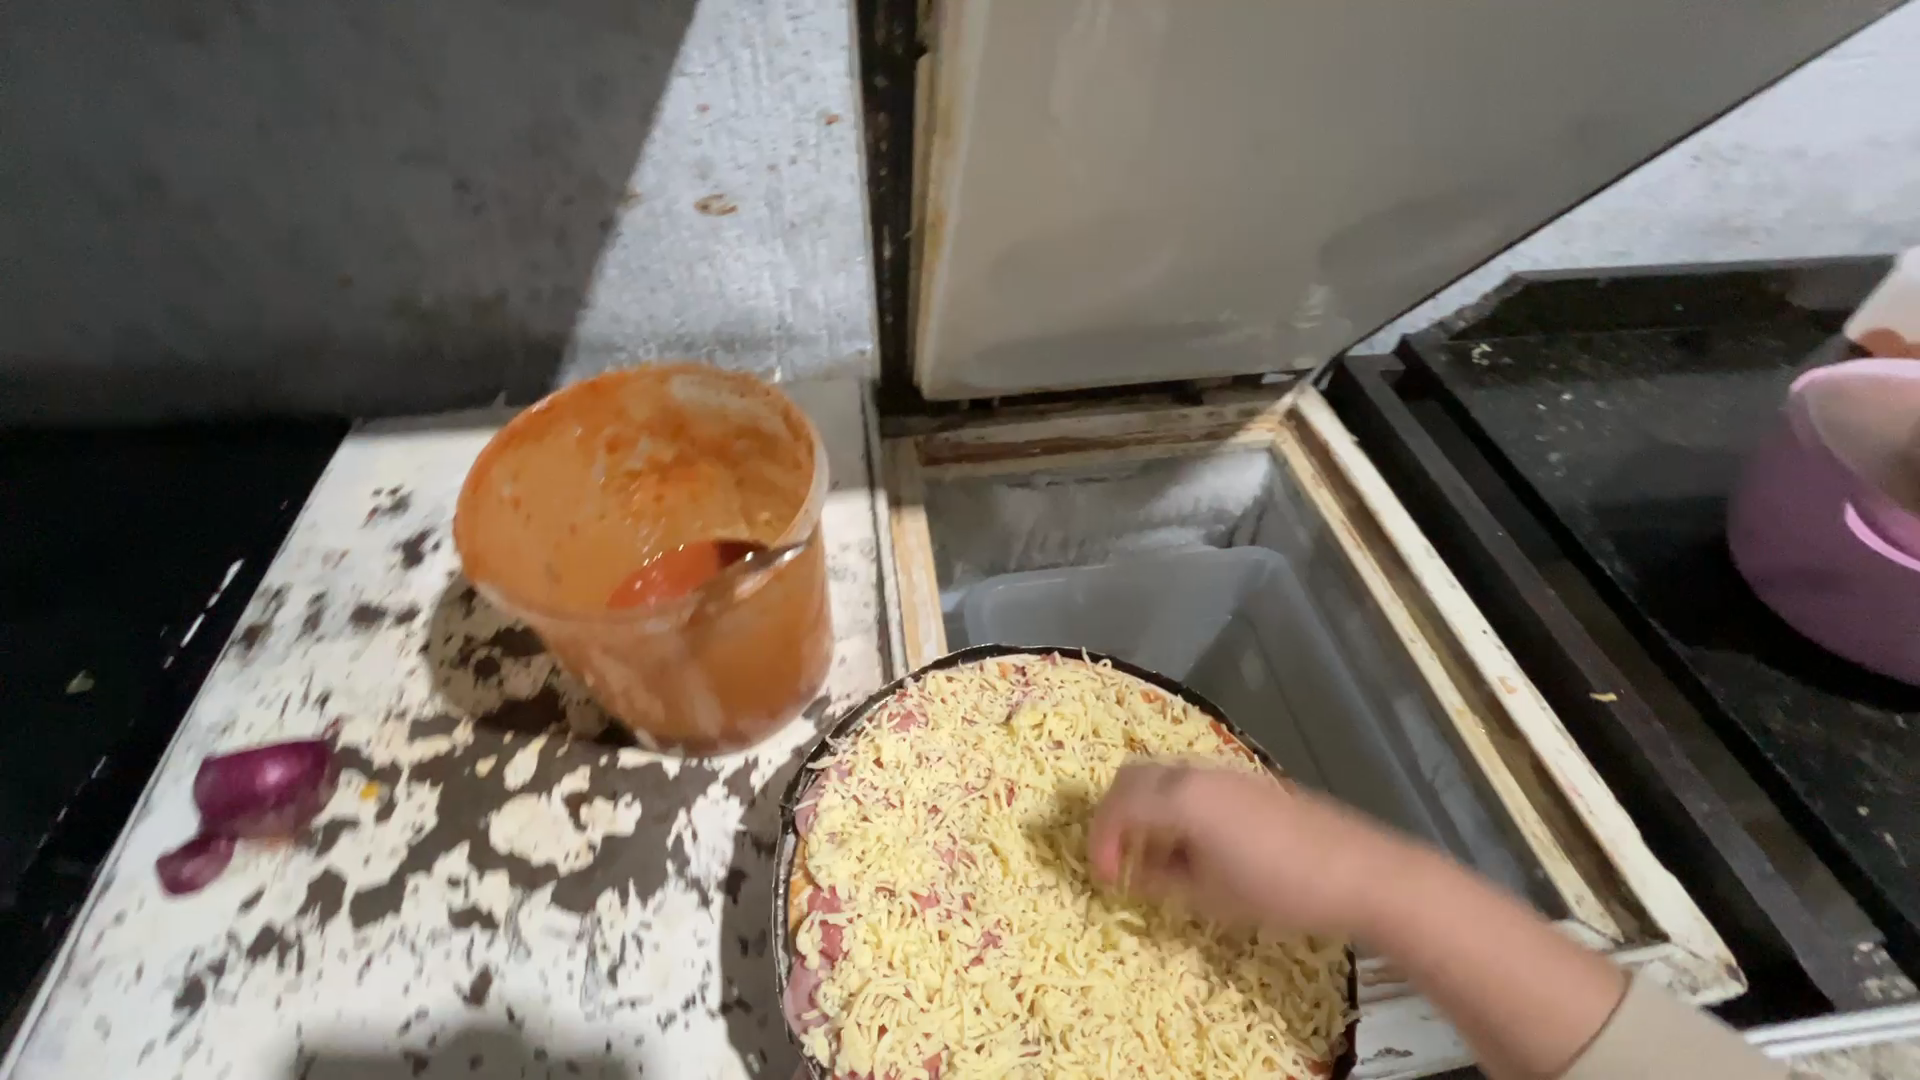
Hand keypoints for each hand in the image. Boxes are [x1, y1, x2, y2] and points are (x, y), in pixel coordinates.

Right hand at [1086, 762, 1420, 935]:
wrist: (1360, 871)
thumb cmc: (1280, 888)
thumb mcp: (1211, 895)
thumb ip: (1161, 878)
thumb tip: (1133, 872)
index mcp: (1180, 798)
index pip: (1117, 805)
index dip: (1101, 840)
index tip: (1106, 877)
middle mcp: (1194, 773)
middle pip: (1131, 777)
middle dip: (1114, 815)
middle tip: (1118, 858)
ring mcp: (1222, 772)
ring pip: (1160, 777)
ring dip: (1143, 809)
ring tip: (1154, 855)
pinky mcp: (1244, 780)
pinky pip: (1188, 782)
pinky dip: (1170, 805)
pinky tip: (1191, 843)